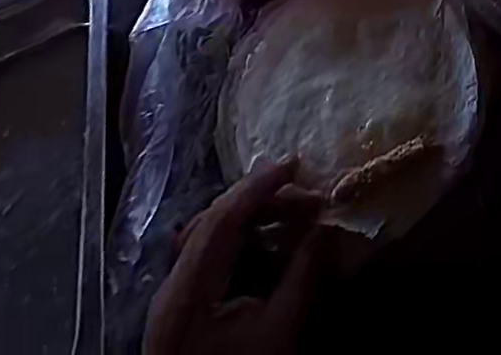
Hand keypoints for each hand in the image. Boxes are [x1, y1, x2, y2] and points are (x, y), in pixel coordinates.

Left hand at [144, 158, 330, 354]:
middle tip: (305, 194)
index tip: (294, 164)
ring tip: (293, 212)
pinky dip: (241, 238)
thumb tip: (327, 229)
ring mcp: (174, 295)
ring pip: (211, 234)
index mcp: (187, 289)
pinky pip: (210, 254)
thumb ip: (302, 277)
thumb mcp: (279, 336)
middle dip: (261, 200)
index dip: (259, 186)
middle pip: (215, 220)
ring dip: (252, 217)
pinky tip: (269, 241)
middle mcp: (173, 284)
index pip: (222, 217)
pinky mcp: (182, 307)